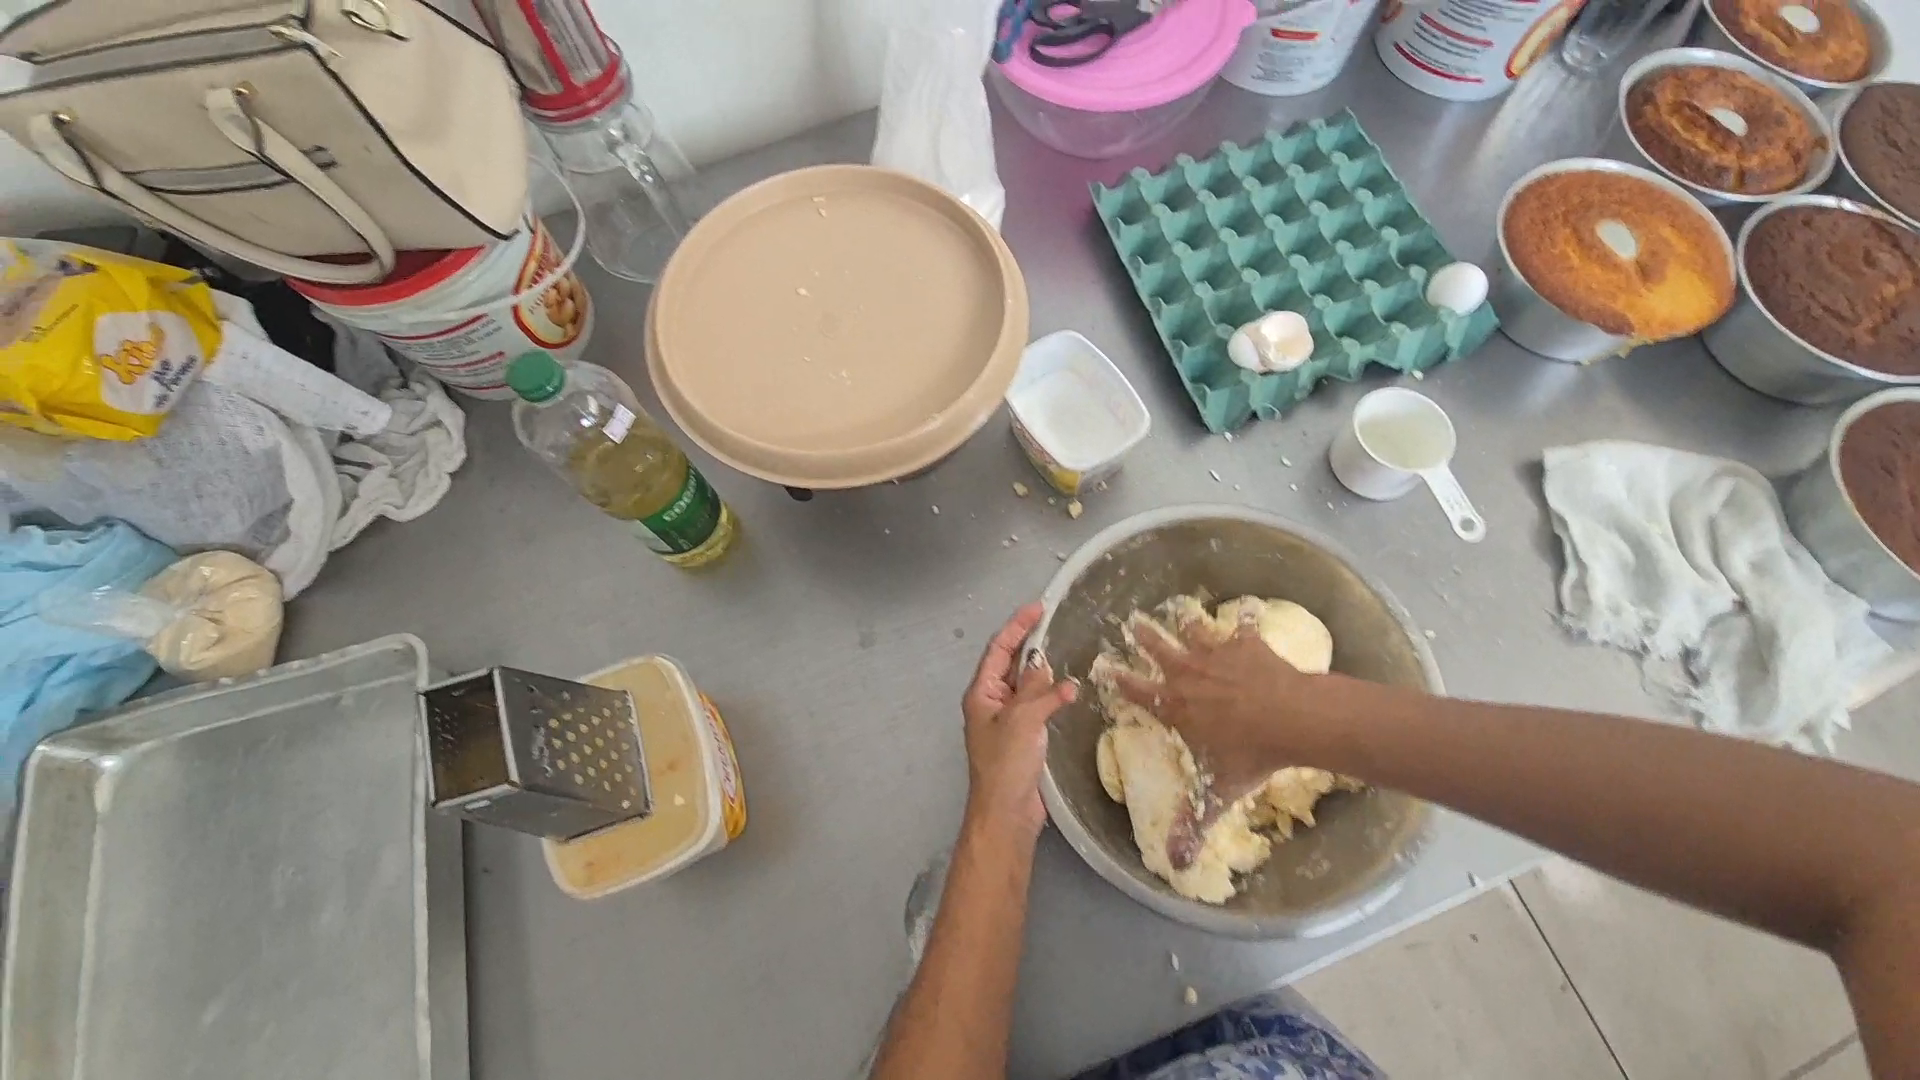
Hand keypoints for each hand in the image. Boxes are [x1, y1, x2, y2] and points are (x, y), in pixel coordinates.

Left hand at [962, 603, 1078, 838]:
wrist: (1007, 813)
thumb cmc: (1006, 764)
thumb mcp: (1021, 720)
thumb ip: (1036, 690)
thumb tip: (1049, 666)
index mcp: (981, 693)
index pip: (998, 649)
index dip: (1017, 626)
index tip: (1038, 607)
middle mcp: (991, 702)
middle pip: (1011, 663)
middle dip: (1030, 643)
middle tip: (1054, 622)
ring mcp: (1007, 720)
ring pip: (1026, 684)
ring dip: (1043, 669)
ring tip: (1064, 650)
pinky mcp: (1023, 737)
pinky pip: (1037, 705)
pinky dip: (1052, 695)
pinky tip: (1071, 692)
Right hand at [1111, 610, 1340, 807]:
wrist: (1290, 718)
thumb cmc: (1248, 755)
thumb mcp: (1217, 794)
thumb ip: (1194, 824)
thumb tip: (1174, 863)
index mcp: (1174, 706)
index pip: (1137, 691)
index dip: (1119, 679)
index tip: (1106, 666)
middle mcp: (1187, 675)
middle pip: (1158, 650)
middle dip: (1144, 637)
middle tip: (1133, 622)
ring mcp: (1217, 655)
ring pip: (1193, 631)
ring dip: (1186, 622)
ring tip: (1179, 610)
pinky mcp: (1247, 644)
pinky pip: (1244, 624)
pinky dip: (1246, 616)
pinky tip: (1248, 607)